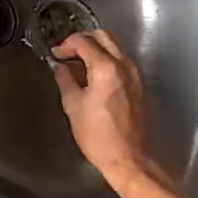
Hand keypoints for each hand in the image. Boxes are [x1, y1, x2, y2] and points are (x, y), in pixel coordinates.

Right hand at [53, 30, 152, 184]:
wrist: (129, 161)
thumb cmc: (99, 136)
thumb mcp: (72, 104)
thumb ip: (65, 79)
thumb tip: (61, 68)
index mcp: (106, 68)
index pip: (83, 41)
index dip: (65, 45)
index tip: (57, 54)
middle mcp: (125, 68)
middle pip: (104, 37)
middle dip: (83, 39)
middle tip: (68, 51)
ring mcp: (135, 78)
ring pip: (115, 48)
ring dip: (96, 49)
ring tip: (79, 64)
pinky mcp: (140, 89)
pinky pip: (122, 63)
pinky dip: (106, 61)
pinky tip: (93, 76)